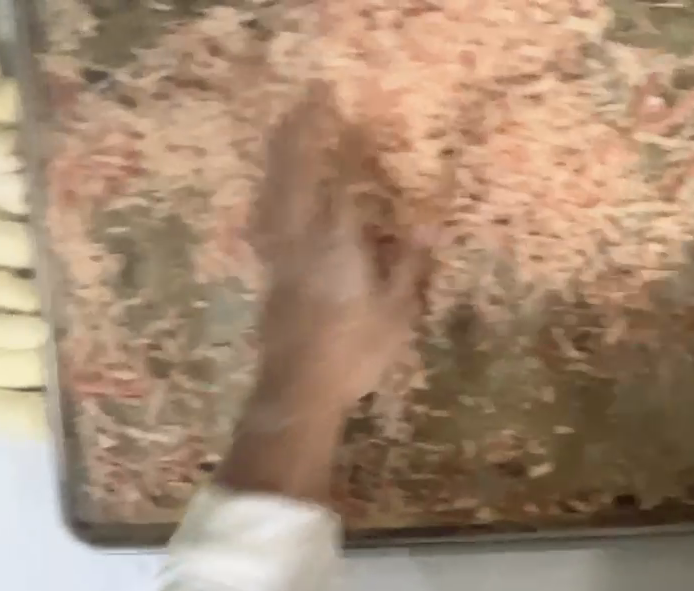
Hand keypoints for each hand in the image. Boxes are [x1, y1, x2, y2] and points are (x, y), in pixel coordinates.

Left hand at [247, 83, 431, 418]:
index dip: (336, 136)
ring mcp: (276, 254)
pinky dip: (268, 192)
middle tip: (310, 98)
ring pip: (270, 189)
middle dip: (299, 129)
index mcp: (334, 239)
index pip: (334, 173)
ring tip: (286, 129)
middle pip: (290, 169)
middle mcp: (298, 235)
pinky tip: (269, 193)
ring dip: (278, 154)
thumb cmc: (353, 353)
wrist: (298, 390)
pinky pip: (263, 217)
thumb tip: (431, 223)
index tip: (342, 103)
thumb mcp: (395, 312)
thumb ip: (410, 263)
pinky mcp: (266, 274)